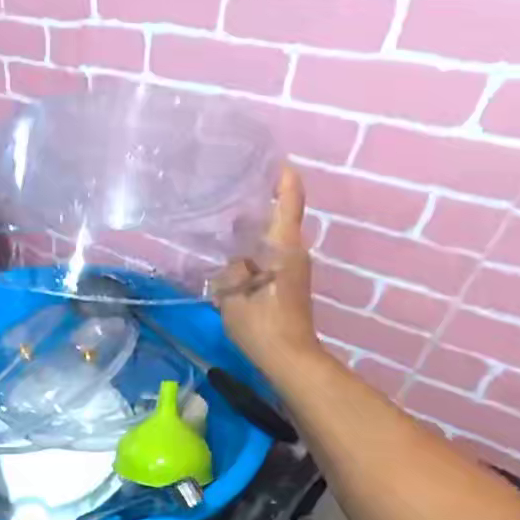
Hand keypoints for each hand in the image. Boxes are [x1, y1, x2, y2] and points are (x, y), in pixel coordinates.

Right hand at [216, 167, 331, 381]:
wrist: (290, 358)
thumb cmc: (262, 325)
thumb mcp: (234, 297)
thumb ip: (231, 270)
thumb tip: (234, 257)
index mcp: (283, 246)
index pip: (289, 201)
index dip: (283, 178)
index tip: (270, 162)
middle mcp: (294, 251)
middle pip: (279, 219)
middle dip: (258, 206)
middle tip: (230, 195)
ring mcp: (294, 269)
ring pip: (273, 240)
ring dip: (253, 233)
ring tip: (225, 226)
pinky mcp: (289, 285)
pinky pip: (271, 257)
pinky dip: (255, 252)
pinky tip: (233, 259)